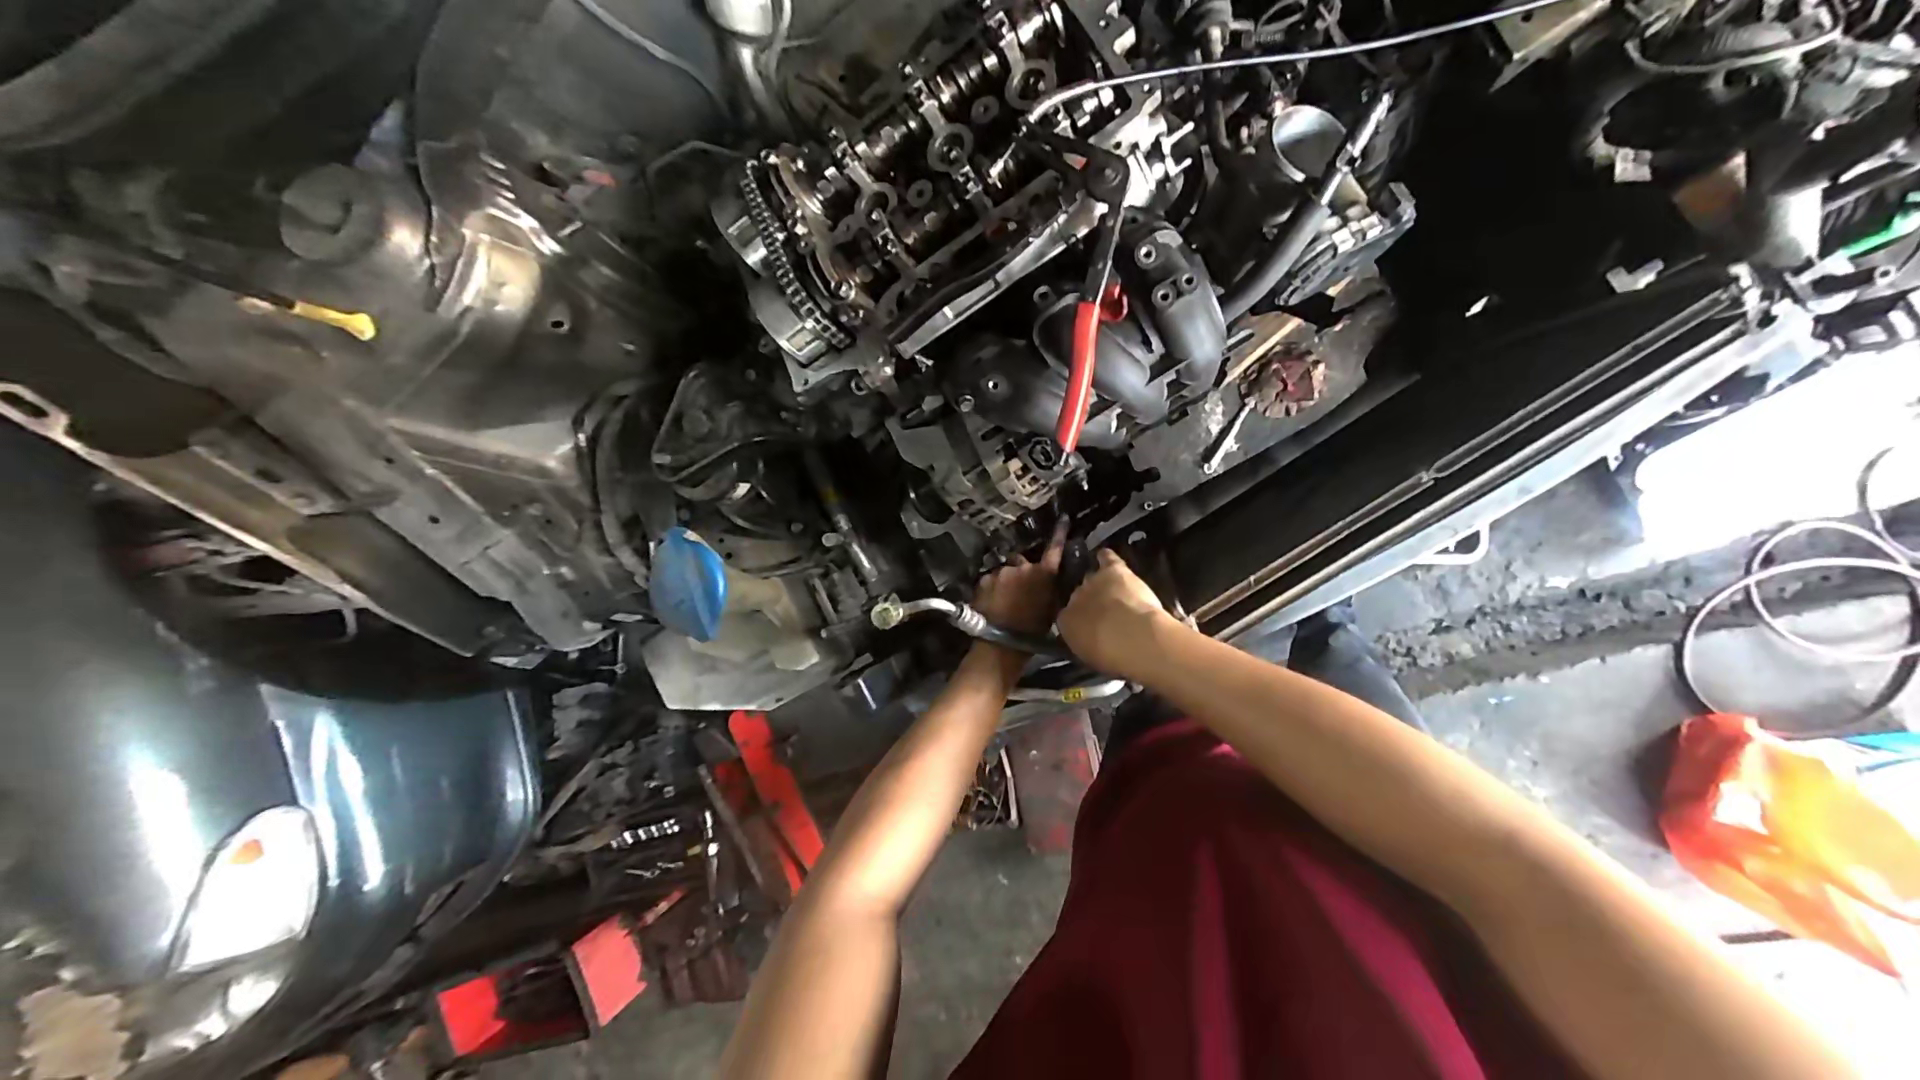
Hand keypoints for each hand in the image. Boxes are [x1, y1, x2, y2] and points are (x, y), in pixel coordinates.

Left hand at [972, 526, 1065, 635]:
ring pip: (1005, 573)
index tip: (1063, 519)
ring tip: (1005, 603)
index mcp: (1043, 575)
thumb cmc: (1033, 634)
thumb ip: (1051, 591)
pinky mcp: (983, 580)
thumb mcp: (1052, 612)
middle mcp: (1022, 567)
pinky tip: (993, 604)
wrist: (1001, 647)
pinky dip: (992, 588)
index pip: (1054, 549)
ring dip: (1006, 582)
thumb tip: (1051, 581)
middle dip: (1022, 574)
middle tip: (1021, 594)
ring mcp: (1000, 572)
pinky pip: (990, 580)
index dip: (1060, 534)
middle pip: (1023, 563)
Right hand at [1058, 549, 1176, 678]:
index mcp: (1065, 623)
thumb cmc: (1114, 657)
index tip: (1090, 627)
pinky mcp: (1113, 571)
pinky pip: (1106, 558)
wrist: (1134, 637)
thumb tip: (1090, 640)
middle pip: (1078, 595)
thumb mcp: (1093, 657)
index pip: (1067, 617)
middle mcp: (1074, 599)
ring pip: (1091, 576)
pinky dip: (1106, 557)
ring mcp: (1092, 582)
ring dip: (1097, 581)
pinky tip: (1105, 555)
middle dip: (1088, 601)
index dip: (1080, 620)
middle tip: (1102, 610)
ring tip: (1105, 586)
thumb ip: (1087, 644)